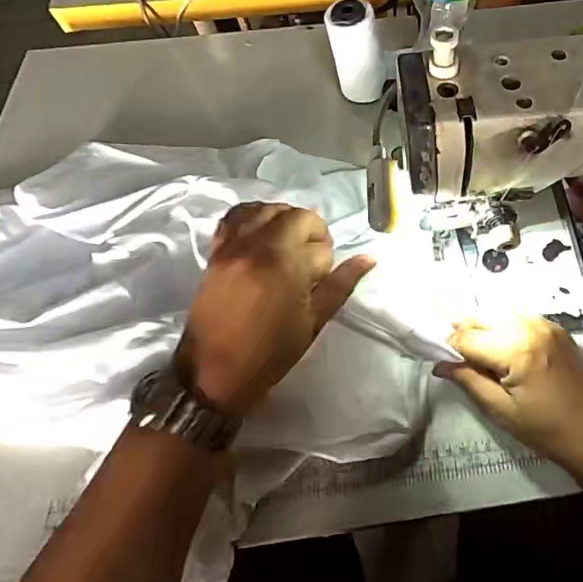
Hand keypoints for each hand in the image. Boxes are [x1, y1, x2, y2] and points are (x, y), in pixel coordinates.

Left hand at [175, 203, 375, 414]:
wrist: (213, 372)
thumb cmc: (270, 352)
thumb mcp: (314, 321)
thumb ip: (341, 284)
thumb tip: (369, 258)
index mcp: (286, 266)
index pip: (321, 244)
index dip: (327, 261)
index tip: (320, 279)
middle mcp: (258, 247)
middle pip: (296, 216)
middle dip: (312, 232)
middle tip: (312, 259)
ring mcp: (233, 246)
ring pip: (267, 209)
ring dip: (286, 219)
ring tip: (290, 243)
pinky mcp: (216, 251)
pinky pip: (235, 216)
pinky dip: (254, 216)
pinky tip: (264, 232)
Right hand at [438, 315, 582, 475]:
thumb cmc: (547, 428)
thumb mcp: (501, 410)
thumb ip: (469, 380)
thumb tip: (441, 364)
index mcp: (516, 347)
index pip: (468, 337)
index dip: (448, 346)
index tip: (436, 357)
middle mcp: (530, 326)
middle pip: (483, 318)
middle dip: (464, 333)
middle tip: (451, 355)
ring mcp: (546, 324)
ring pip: (501, 314)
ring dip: (483, 328)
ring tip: (474, 353)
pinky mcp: (556, 329)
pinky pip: (520, 319)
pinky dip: (504, 327)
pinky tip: (500, 348)